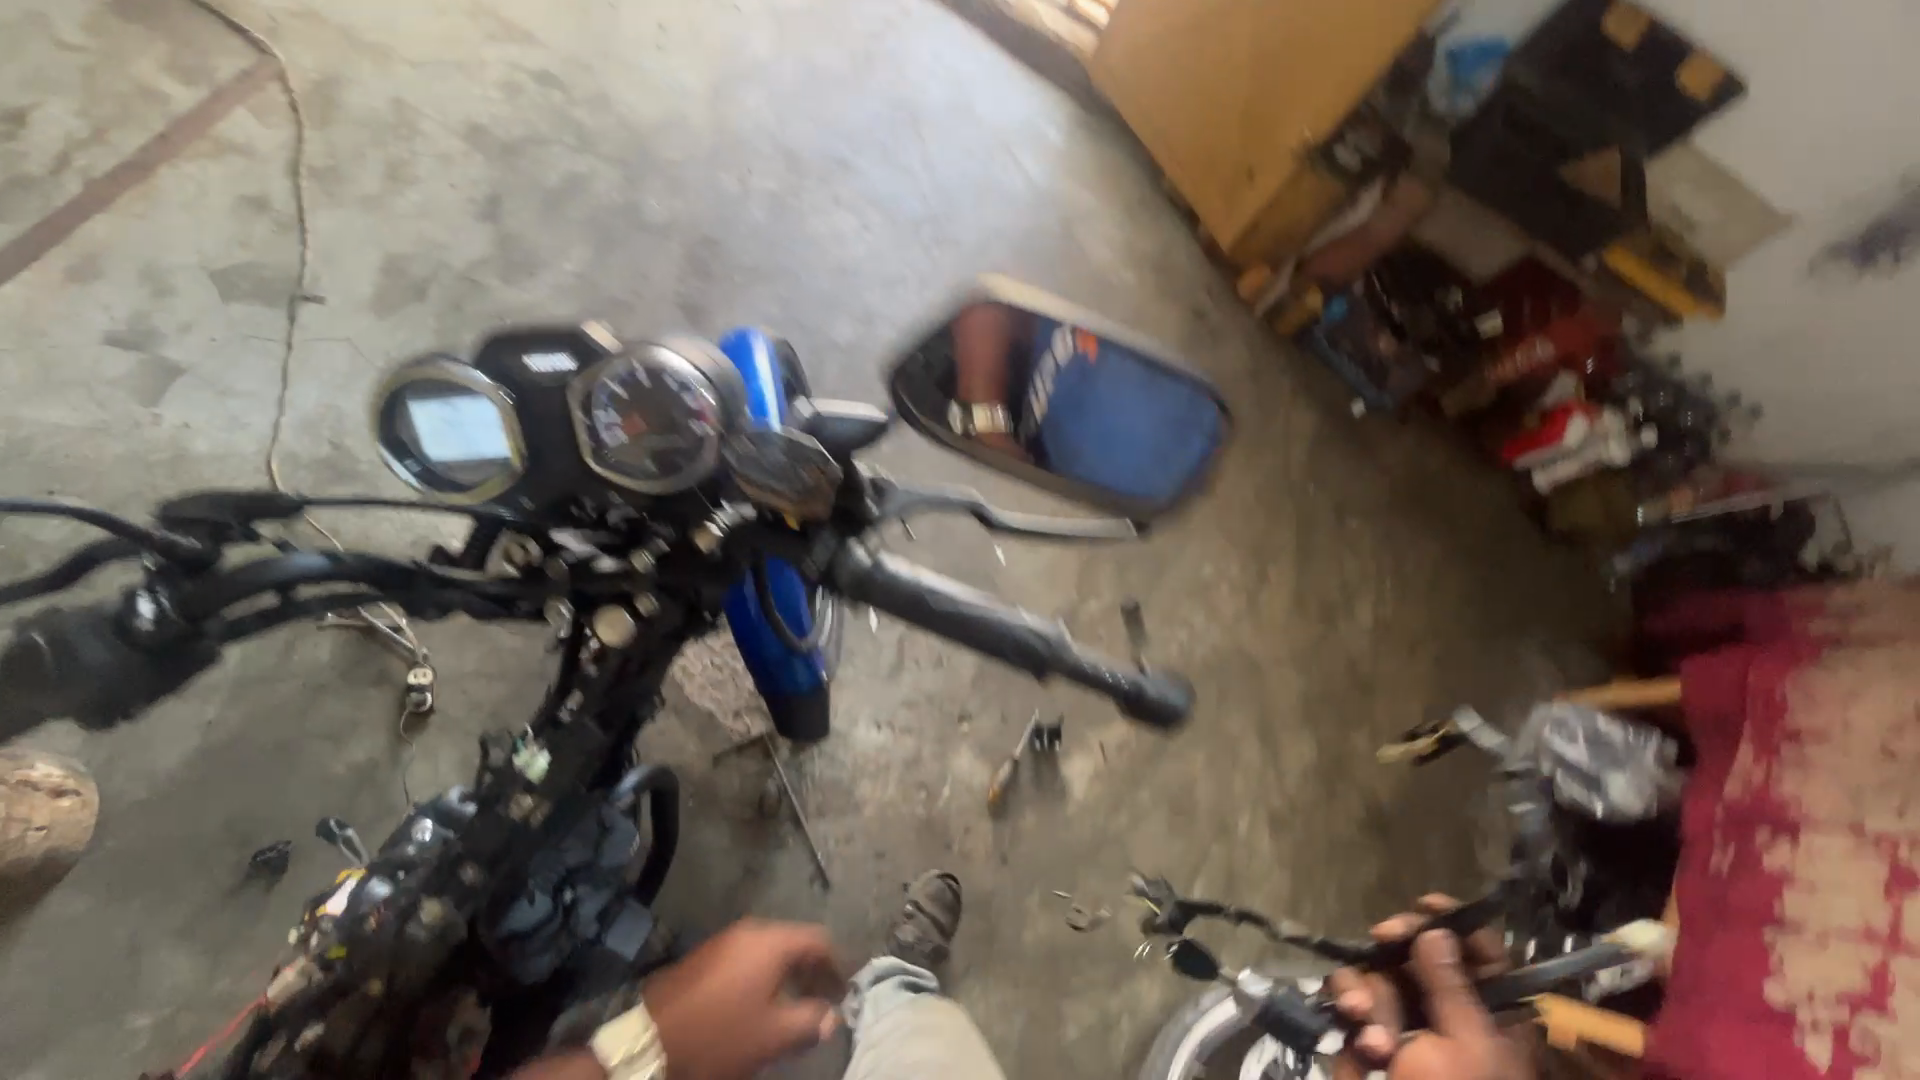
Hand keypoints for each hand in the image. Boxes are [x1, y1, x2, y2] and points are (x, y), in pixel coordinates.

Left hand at [643, 919, 846, 1079]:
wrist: (648, 1043)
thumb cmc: (719, 1035)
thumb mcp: (772, 1036)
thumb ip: (810, 1022)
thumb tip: (832, 1016)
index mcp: (771, 941)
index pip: (819, 940)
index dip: (836, 966)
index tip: (844, 992)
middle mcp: (750, 931)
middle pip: (794, 943)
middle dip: (812, 972)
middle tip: (823, 1001)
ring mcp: (724, 942)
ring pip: (770, 952)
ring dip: (787, 976)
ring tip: (794, 1007)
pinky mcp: (704, 957)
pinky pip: (747, 960)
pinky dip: (763, 978)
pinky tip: (761, 1006)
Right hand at [1328, 895, 1534, 1079]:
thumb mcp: (1464, 1045)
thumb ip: (1450, 984)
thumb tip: (1438, 931)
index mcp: (1491, 1015)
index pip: (1481, 951)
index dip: (1454, 923)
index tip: (1422, 906)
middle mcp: (1448, 1013)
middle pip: (1415, 953)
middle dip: (1394, 955)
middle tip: (1381, 939)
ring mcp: (1408, 1028)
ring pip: (1377, 975)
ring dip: (1367, 993)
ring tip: (1366, 1025)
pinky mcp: (1371, 1040)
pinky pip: (1352, 1003)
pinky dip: (1351, 1017)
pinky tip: (1360, 1047)